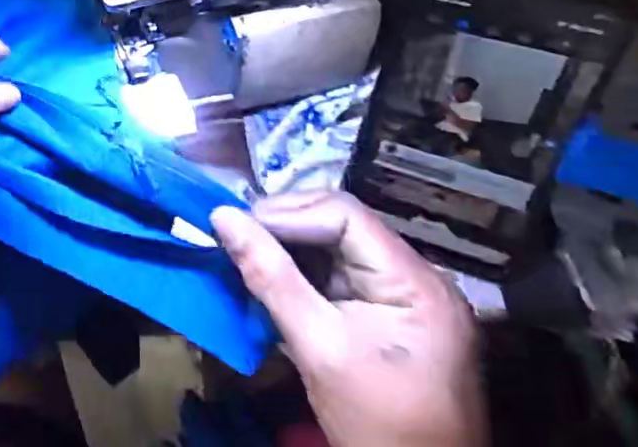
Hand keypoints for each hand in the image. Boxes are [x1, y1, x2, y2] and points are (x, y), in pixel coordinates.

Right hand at [211, 193, 484, 446]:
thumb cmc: (377, 425)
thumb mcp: (317, 346)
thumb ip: (269, 275)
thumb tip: (220, 214)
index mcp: (415, 283)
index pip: (344, 215)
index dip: (287, 213)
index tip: (239, 226)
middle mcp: (418, 278)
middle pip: (340, 223)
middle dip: (284, 227)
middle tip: (236, 237)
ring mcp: (406, 297)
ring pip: (335, 244)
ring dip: (288, 247)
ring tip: (246, 254)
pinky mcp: (391, 314)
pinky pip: (339, 272)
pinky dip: (302, 272)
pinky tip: (272, 278)